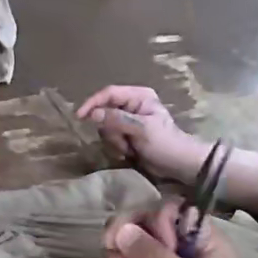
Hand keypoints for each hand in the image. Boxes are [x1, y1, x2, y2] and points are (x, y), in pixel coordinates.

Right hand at [76, 86, 211, 182]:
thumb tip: (93, 114)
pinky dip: (118, 148)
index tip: (79, 117)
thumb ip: (117, 119)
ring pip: (107, 128)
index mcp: (138, 96)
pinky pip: (113, 139)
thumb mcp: (141, 129)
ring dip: (116, 142)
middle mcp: (132, 105)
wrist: (178, 164)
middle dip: (111, 130)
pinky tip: (130, 153)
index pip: (108, 93)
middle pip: (105, 112)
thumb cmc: (164, 143)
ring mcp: (129, 121)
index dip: (93, 104)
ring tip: (130, 149)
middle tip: (124, 142)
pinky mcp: (128, 135)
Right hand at [103, 199, 257, 257]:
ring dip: (116, 255)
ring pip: (130, 250)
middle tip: (110, 250)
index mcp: (202, 241)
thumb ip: (154, 256)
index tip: (141, 239)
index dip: (149, 218)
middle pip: (144, 226)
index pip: (169, 210)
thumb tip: (122, 230)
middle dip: (124, 234)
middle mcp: (181, 251)